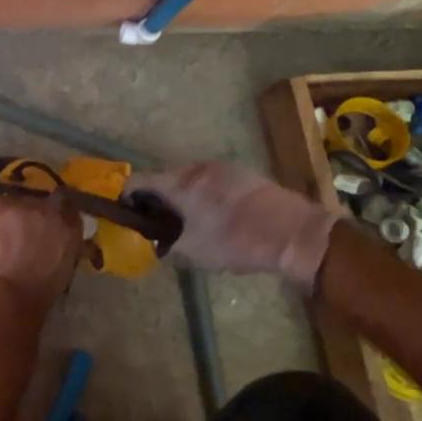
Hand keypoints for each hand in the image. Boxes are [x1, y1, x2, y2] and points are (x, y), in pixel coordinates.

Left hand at [0, 193, 83, 309]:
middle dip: (31, 212)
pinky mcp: (1, 206)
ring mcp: (25, 206)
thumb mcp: (64, 265)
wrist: (12, 293)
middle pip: (39, 201)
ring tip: (1, 233)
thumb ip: (63, 243)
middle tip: (21, 228)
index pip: (66, 203)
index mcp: (71, 226)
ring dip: (10, 215)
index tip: (47, 216)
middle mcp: (51, 209)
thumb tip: (55, 236)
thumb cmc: (40, 292)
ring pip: (15, 203)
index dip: (55, 208)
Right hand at [133, 161, 338, 288]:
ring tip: (187, 221)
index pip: (137, 181)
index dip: (126, 197)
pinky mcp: (242, 173)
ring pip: (188, 178)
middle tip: (158, 224)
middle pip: (163, 177)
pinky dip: (203, 194)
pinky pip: (210, 179)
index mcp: (179, 183)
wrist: (295, 234)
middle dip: (156, 199)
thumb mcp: (195, 253)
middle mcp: (196, 167)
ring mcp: (221, 167)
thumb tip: (154, 243)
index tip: (126, 215)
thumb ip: (166, 245)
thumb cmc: (238, 243)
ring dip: (181, 196)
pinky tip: (214, 215)